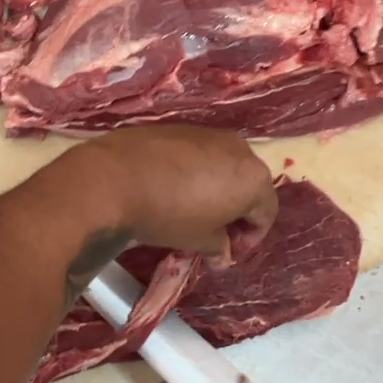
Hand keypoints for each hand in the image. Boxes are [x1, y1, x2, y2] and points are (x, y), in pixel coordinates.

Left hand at [61, 127, 277, 257]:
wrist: (115, 176)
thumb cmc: (168, 214)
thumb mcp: (197, 239)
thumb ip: (218, 247)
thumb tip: (223, 255)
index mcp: (253, 179)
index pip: (266, 213)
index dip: (251, 238)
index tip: (230, 253)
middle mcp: (239, 149)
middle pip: (248, 185)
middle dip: (236, 212)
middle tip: (215, 235)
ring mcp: (209, 134)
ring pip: (224, 166)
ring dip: (216, 190)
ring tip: (192, 212)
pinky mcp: (181, 127)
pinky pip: (198, 155)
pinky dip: (195, 173)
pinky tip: (172, 189)